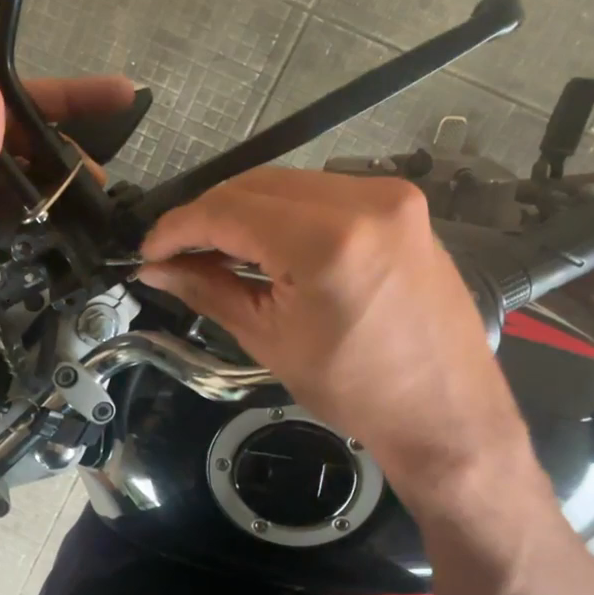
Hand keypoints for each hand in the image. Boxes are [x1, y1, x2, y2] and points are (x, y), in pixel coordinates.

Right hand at [137, 168, 531, 497]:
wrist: (444, 410)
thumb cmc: (354, 389)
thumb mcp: (268, 339)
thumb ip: (208, 289)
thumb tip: (157, 269)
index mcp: (327, 240)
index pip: (228, 210)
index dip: (177, 228)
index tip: (148, 252)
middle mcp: (363, 200)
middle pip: (256, 185)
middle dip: (207, 217)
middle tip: (175, 255)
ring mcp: (390, 196)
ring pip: (288, 184)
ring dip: (243, 212)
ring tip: (214, 252)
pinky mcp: (402, 205)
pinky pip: (322, 193)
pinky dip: (283, 213)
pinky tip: (263, 245)